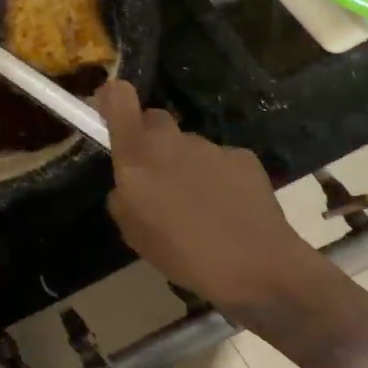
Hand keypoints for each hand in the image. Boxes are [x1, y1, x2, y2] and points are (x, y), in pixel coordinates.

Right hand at [97, 80, 324, 313]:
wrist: (259, 269)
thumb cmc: (184, 254)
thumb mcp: (133, 233)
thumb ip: (122, 197)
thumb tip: (129, 185)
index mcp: (137, 156)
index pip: (119, 98)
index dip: (111, 98)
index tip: (108, 112)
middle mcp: (170, 141)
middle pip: (154, 120)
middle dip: (151, 140)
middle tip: (158, 177)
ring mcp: (210, 147)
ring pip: (188, 145)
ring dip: (187, 165)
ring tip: (201, 206)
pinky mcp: (244, 158)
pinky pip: (220, 160)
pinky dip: (220, 178)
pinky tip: (229, 209)